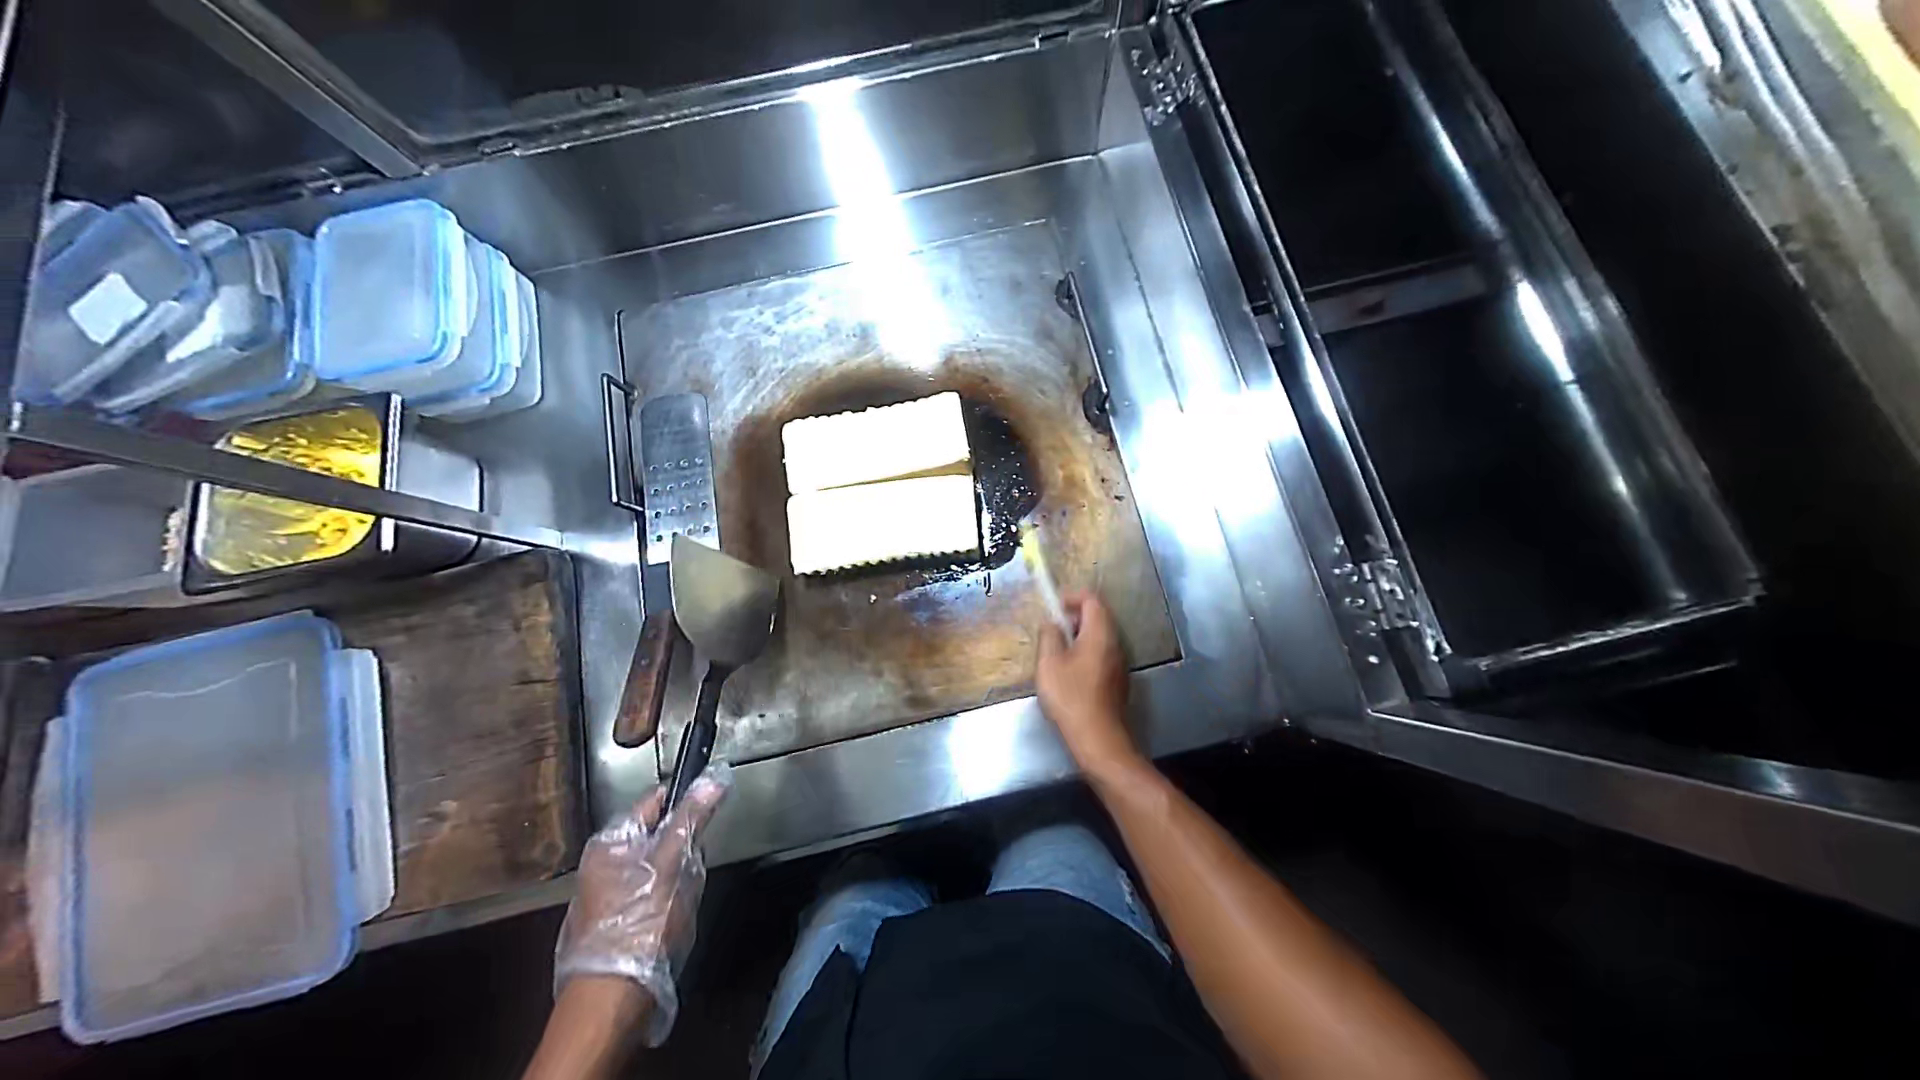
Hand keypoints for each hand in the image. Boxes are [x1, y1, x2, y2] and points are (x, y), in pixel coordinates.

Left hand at [553, 764, 731, 1047]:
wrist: (613, 1001)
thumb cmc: (643, 922)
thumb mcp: (674, 860)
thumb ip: (692, 817)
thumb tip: (715, 776)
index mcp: (610, 842)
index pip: (656, 801)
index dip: (686, 802)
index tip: (709, 813)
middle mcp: (601, 865)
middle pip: (661, 836)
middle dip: (685, 850)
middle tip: (693, 869)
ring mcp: (606, 898)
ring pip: (661, 869)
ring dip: (679, 880)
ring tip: (682, 903)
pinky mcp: (616, 926)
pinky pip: (652, 899)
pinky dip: (667, 905)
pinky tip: (671, 924)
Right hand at [1036, 591, 1142, 780]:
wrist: (1098, 737)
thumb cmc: (1071, 697)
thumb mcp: (1049, 663)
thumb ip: (1049, 636)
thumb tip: (1052, 623)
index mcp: (1100, 634)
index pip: (1092, 600)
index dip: (1072, 597)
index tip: (1054, 606)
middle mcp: (1115, 644)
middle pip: (1098, 617)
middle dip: (1074, 616)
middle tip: (1053, 629)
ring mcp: (1119, 662)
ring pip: (1100, 637)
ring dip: (1079, 636)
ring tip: (1057, 651)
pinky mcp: (1118, 680)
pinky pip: (1102, 654)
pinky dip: (1086, 652)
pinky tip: (1070, 672)